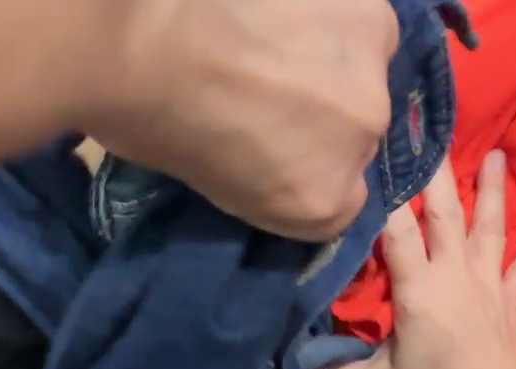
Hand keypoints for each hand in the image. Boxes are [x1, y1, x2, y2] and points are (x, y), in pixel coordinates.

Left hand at [83, 0, 397, 240]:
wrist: (142, 36)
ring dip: (329, 57)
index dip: (306, 172)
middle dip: (322, 116)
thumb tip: (272, 150)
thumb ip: (270, 180)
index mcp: (325, 203)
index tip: (271, 150)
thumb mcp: (217, 188)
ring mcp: (372, 61)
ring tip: (269, 40)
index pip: (343, 201)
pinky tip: (275, 7)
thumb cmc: (156, 127)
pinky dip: (323, 10)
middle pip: (359, 131)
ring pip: (365, 64)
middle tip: (266, 89)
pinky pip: (355, 12)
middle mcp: (365, 136)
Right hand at [307, 150, 515, 368]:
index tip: (376, 160)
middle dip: (433, 172)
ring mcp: (487, 283)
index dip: (385, 196)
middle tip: (429, 130)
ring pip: (487, 226)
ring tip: (493, 152)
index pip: (397, 233)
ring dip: (489, 189)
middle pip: (443, 214)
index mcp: (418, 292)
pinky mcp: (511, 299)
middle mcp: (454, 276)